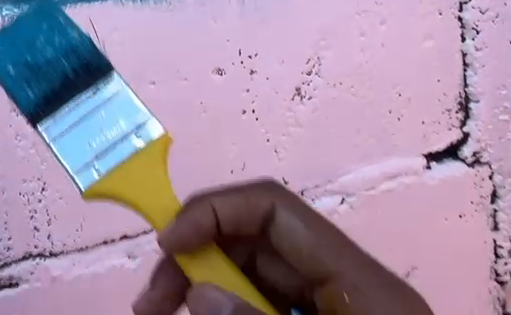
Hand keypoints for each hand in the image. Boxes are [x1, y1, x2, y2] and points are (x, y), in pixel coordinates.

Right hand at [132, 179, 432, 314]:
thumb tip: (200, 293)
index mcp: (359, 281)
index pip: (271, 207)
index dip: (212, 212)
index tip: (167, 246)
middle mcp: (345, 285)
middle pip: (252, 242)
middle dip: (195, 260)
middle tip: (152, 302)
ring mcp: (335, 312)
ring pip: (250, 277)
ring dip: (202, 290)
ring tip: (159, 312)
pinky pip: (263, 306)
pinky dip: (226, 310)